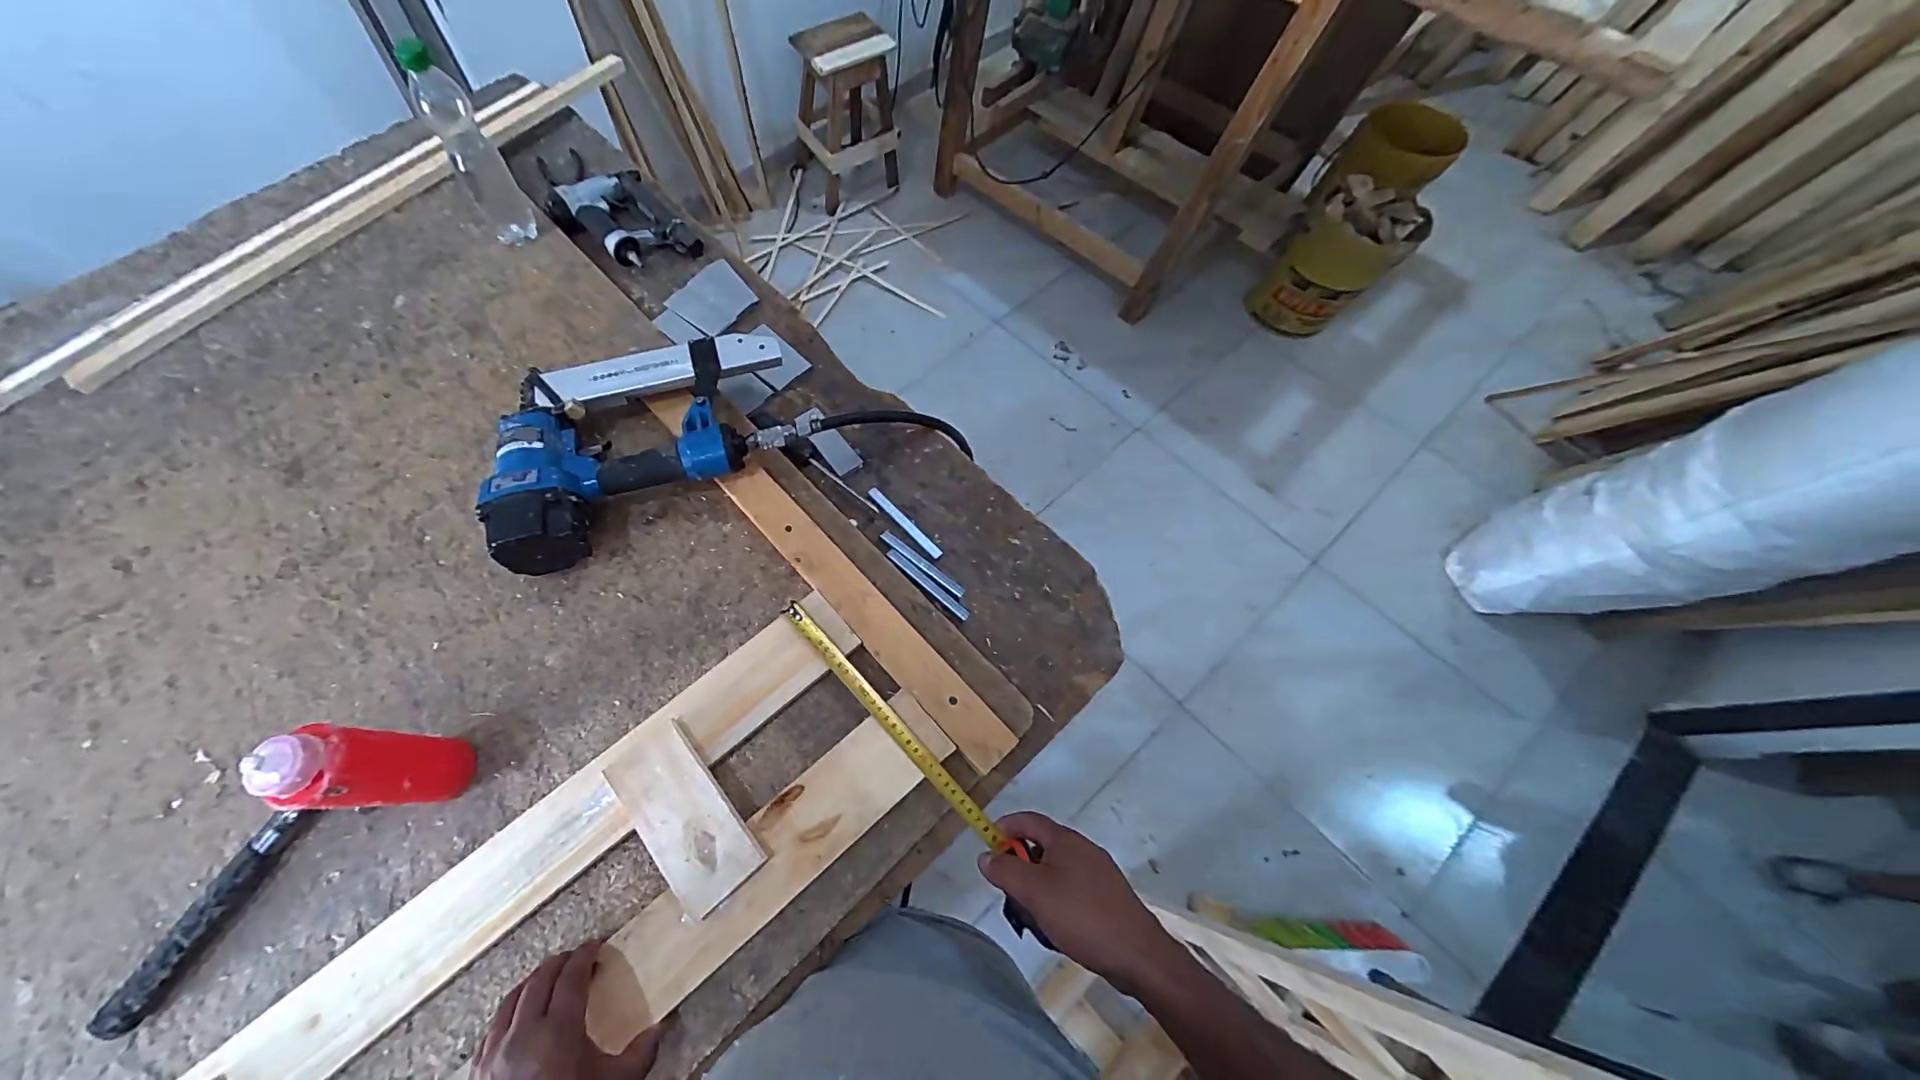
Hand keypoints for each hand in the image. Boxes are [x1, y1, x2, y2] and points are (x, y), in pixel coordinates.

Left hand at [473, 942, 663, 1079]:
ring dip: (533, 982)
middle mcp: (521, 1036)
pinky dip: (511, 1010)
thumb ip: (641, 1053)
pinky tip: (521, 1016)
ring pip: (511, 1000)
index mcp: (557, 1032)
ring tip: (550, 979)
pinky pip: (492, 1028)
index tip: (597, 945)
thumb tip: (659, 1028)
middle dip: (561, 962)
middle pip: (538, 980)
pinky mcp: (477, 1072)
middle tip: (579, 958)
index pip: (570, 977)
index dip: (584, 954)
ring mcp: (493, 1055)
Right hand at [977, 812, 1189, 994]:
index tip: (988, 849)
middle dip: (1020, 867)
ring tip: (1034, 919)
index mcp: (1065, 840)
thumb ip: (1006, 870)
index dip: (1004, 828)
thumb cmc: (1081, 916)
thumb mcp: (1034, 892)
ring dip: (1038, 889)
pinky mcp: (1107, 896)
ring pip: (1055, 871)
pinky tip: (1057, 929)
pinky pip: (1072, 889)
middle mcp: (1083, 848)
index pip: (1028, 820)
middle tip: (1010, 894)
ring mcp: (1098, 872)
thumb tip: (986, 855)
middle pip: (1040, 846)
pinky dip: (1057, 902)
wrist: (1138, 954)